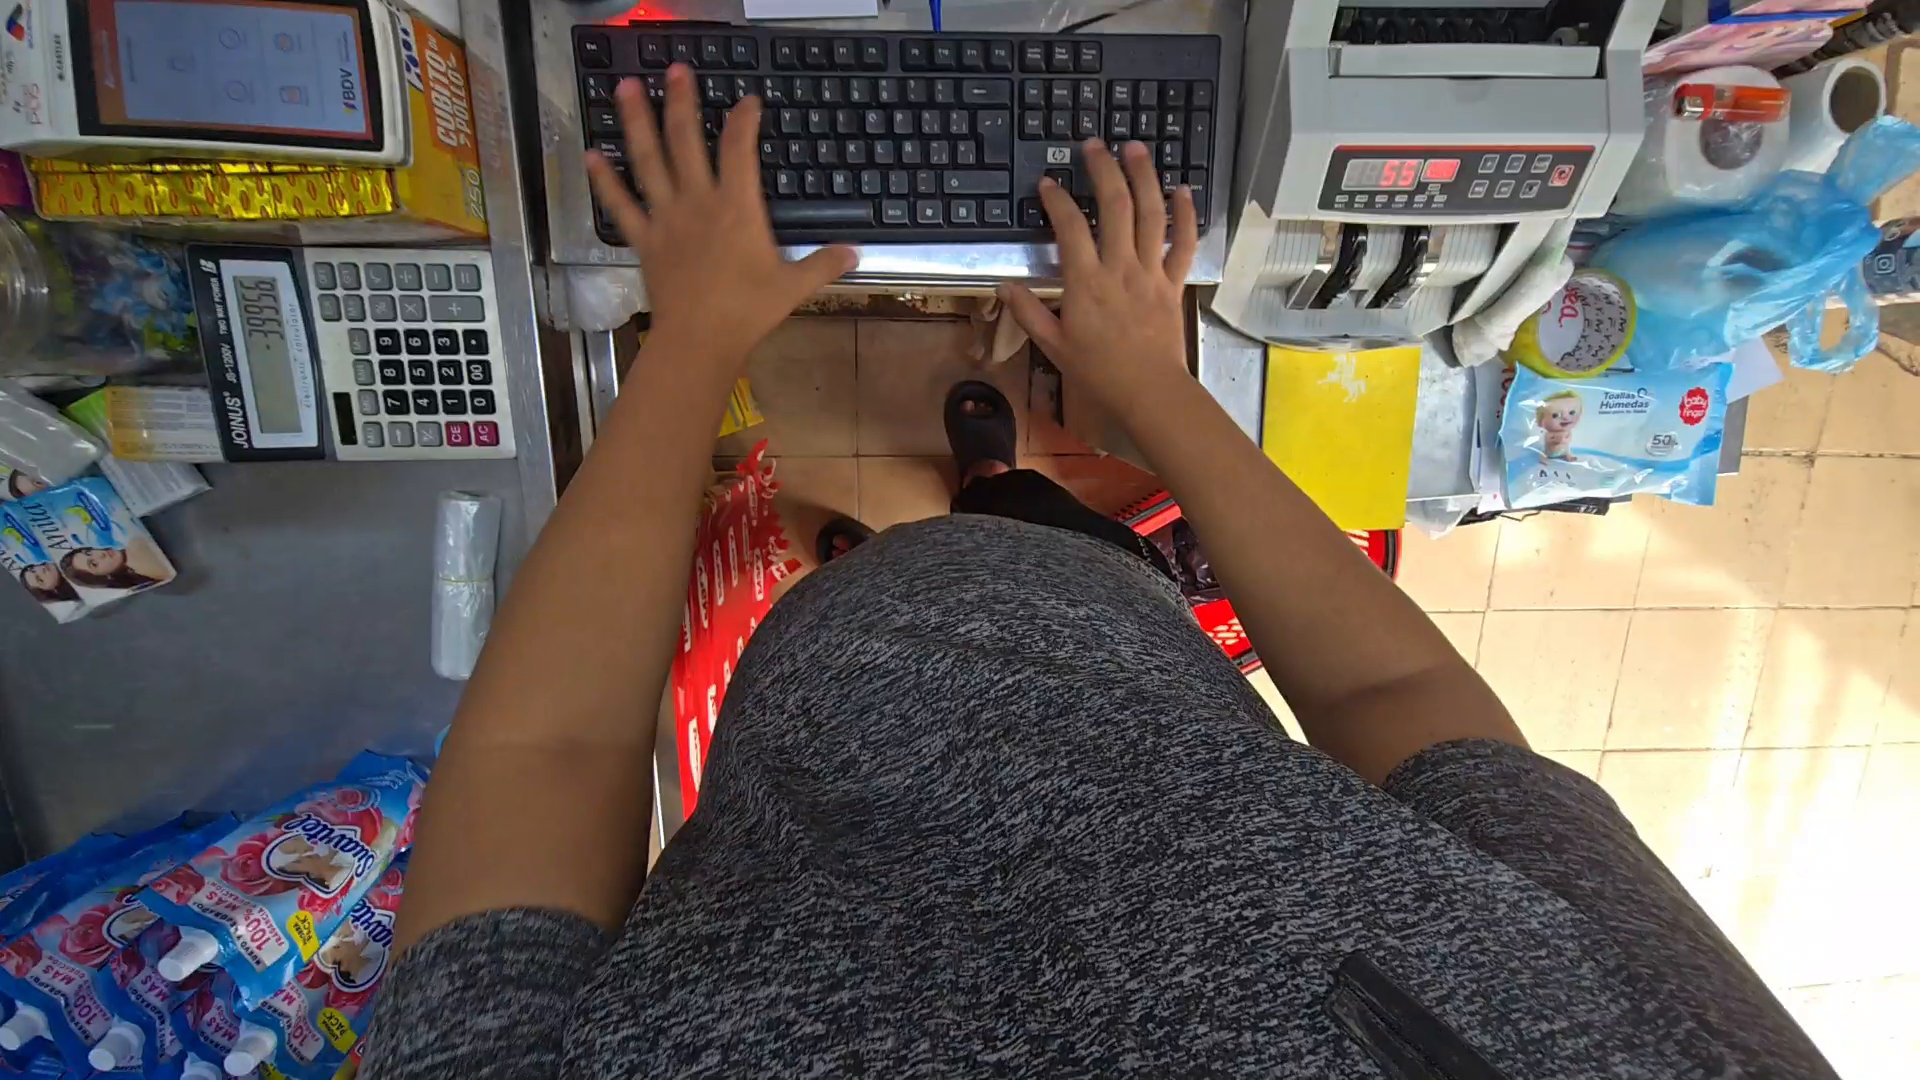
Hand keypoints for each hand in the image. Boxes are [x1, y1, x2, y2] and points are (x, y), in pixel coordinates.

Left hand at [585, 66, 857, 372]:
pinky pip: (621, 205)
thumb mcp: (794, 287)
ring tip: (627, 87)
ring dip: (637, 121)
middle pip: (686, 139)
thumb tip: (854, 253)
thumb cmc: (749, 311)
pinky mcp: (646, 239)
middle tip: (677, 69)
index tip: (747, 100)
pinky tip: (591, 155)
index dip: (744, 119)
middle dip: (682, 101)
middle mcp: (698, 201)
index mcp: (737, 208)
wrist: (701, 338)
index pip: (740, 149)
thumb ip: (824, 265)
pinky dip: (605, 180)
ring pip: (648, 160)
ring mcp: (667, 218)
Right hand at [998, 140, 1195, 417]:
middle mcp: (1120, 267)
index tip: (1048, 184)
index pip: (1069, 228)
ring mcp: (1150, 272)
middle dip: (1103, 169)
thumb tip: (1004, 287)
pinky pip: (1183, 242)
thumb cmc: (1098, 371)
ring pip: (1151, 213)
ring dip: (1143, 176)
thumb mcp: (1054, 345)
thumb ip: (1028, 312)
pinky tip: (1182, 190)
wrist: (1148, 390)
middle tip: (1094, 144)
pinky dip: (1185, 214)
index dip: (1057, 200)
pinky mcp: (1173, 283)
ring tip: (1134, 148)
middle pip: (1114, 205)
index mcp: (1086, 282)